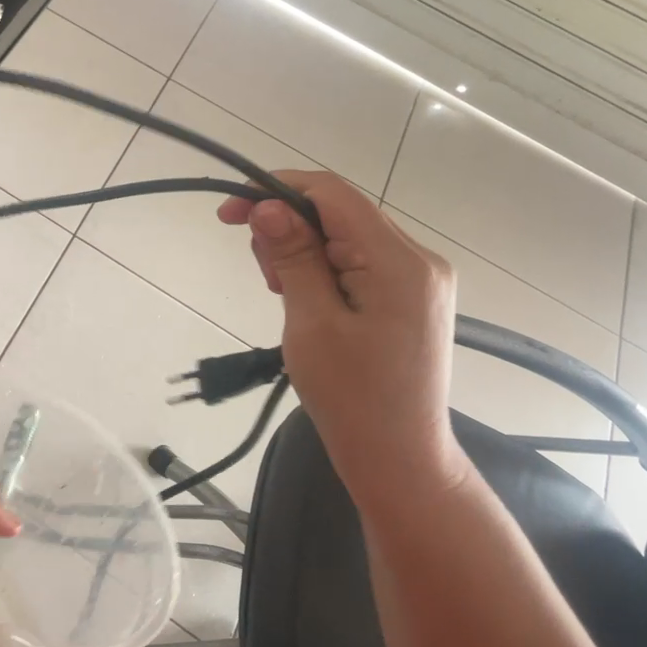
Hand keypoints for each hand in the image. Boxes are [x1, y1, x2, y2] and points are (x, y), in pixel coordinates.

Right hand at [218, 171, 466, 506]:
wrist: (398, 456)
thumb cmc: (351, 395)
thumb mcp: (311, 323)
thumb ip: (293, 257)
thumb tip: (267, 205)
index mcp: (400, 263)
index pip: (333, 194)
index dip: (275, 190)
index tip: (228, 213)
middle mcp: (419, 260)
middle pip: (339, 211)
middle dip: (287, 226)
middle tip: (263, 275)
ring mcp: (418, 278)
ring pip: (344, 235)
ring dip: (302, 250)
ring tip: (283, 295)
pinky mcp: (409, 296)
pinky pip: (356, 259)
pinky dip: (320, 267)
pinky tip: (305, 299)